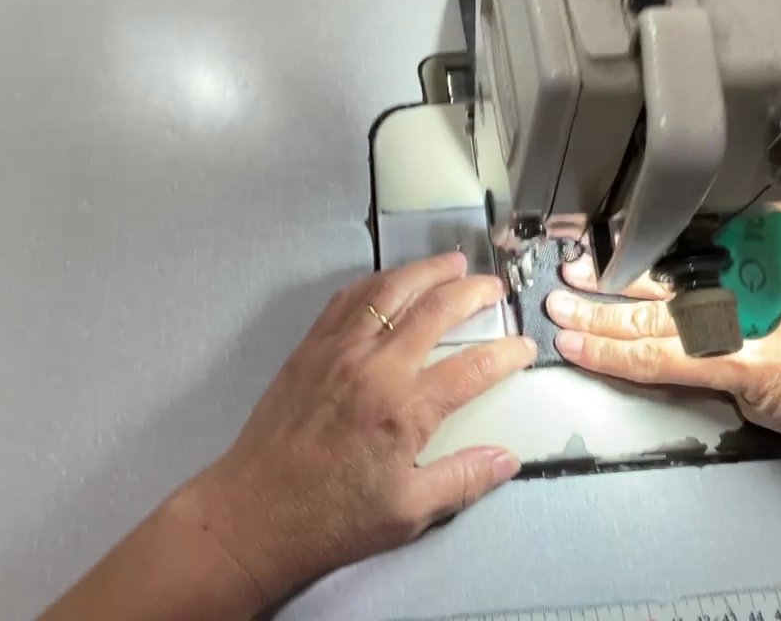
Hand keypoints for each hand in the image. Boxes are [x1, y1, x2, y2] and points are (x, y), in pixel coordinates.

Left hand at [183, 252, 535, 604]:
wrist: (256, 510)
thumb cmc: (334, 516)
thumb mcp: (408, 511)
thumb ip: (463, 479)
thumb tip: (509, 458)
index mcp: (405, 409)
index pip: (472, 368)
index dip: (506, 353)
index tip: (524, 347)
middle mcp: (376, 366)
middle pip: (436, 310)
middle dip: (472, 291)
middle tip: (493, 288)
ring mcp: (341, 347)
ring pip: (391, 290)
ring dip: (426, 271)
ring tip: (451, 262)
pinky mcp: (313, 343)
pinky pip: (349, 297)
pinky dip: (378, 281)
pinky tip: (392, 280)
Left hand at [546, 255, 780, 470]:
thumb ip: (731, 280)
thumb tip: (678, 286)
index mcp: (747, 253)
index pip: (671, 243)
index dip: (625, 243)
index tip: (589, 241)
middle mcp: (738, 276)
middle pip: (651, 273)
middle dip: (600, 275)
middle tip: (562, 272)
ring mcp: (737, 318)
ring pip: (645, 316)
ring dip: (593, 315)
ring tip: (558, 310)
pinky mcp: (739, 364)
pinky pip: (660, 357)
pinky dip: (615, 354)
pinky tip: (584, 349)